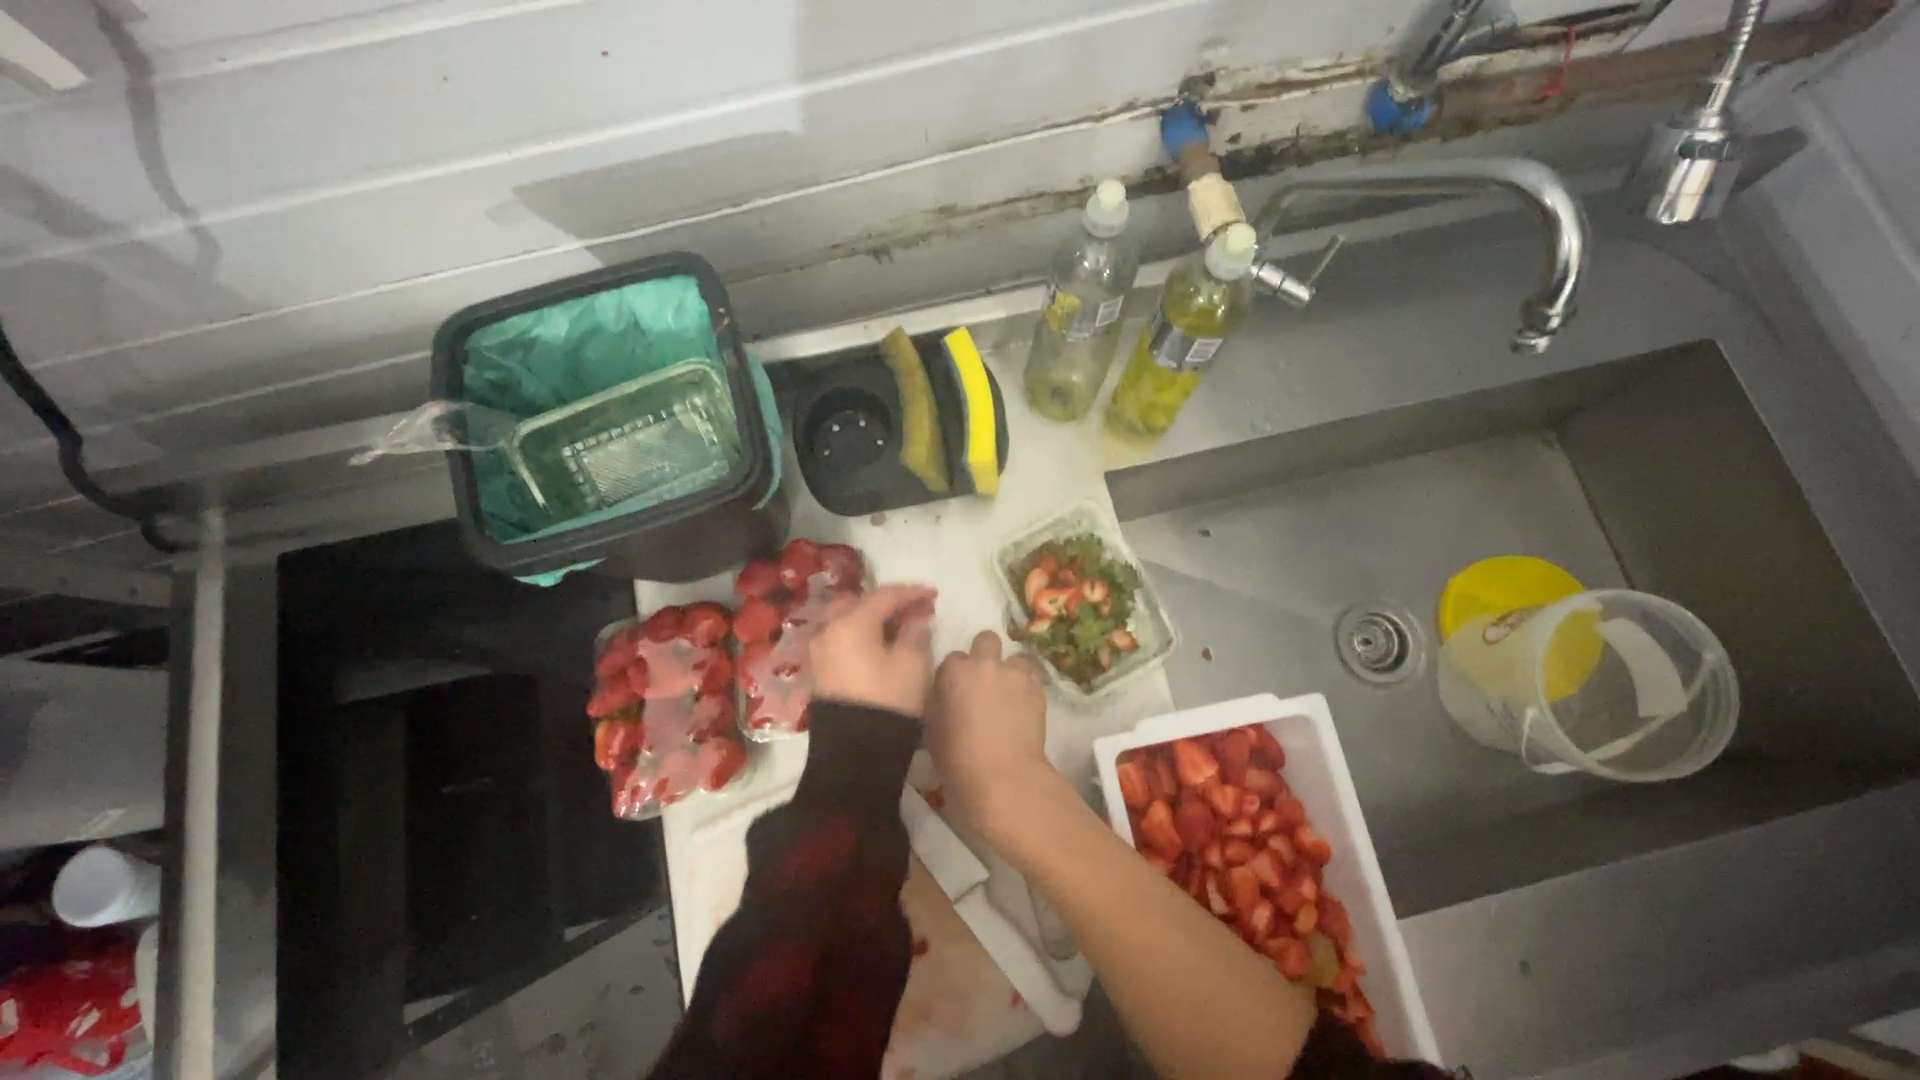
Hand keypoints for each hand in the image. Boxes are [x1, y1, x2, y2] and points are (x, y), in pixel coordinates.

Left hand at [809, 584, 938, 717]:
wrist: (855, 750)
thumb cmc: (888, 700)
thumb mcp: (912, 664)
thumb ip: (916, 633)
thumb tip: (915, 619)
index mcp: (851, 622)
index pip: (885, 595)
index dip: (912, 593)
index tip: (934, 595)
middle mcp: (829, 630)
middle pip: (861, 603)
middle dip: (889, 603)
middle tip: (914, 610)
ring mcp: (820, 651)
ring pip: (847, 620)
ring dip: (872, 618)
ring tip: (897, 627)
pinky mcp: (820, 670)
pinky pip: (841, 639)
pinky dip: (860, 634)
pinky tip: (879, 644)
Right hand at [927, 631, 1055, 835]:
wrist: (1001, 775)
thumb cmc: (957, 757)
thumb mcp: (932, 729)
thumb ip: (939, 702)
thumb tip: (946, 696)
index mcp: (954, 671)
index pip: (952, 658)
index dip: (955, 674)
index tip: (956, 690)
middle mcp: (985, 664)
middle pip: (987, 639)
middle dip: (985, 653)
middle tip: (984, 679)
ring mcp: (1015, 675)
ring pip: (1017, 657)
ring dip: (1012, 670)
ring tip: (1010, 692)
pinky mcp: (1038, 690)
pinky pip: (1033, 679)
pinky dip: (1027, 688)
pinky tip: (1023, 707)